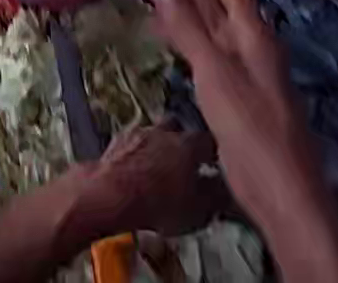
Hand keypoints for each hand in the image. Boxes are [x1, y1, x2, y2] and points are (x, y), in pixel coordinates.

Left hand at [72, 124, 217, 237]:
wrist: (112, 193)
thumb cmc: (160, 204)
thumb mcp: (198, 210)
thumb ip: (216, 196)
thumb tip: (225, 188)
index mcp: (188, 144)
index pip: (208, 140)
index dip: (214, 152)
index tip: (216, 164)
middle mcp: (164, 130)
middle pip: (178, 128)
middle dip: (183, 141)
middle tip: (187, 161)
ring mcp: (138, 131)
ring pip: (155, 132)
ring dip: (160, 144)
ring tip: (161, 165)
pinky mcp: (119, 138)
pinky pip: (135, 140)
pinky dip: (140, 150)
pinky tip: (140, 167)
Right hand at [147, 0, 337, 281]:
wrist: (279, 189)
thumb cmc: (250, 125)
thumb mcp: (214, 70)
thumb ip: (186, 25)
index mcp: (253, 32)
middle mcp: (247, 42)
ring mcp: (238, 66)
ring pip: (206, 21)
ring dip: (179, 1)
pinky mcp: (228, 87)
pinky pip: (201, 45)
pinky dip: (180, 31)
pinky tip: (161, 29)